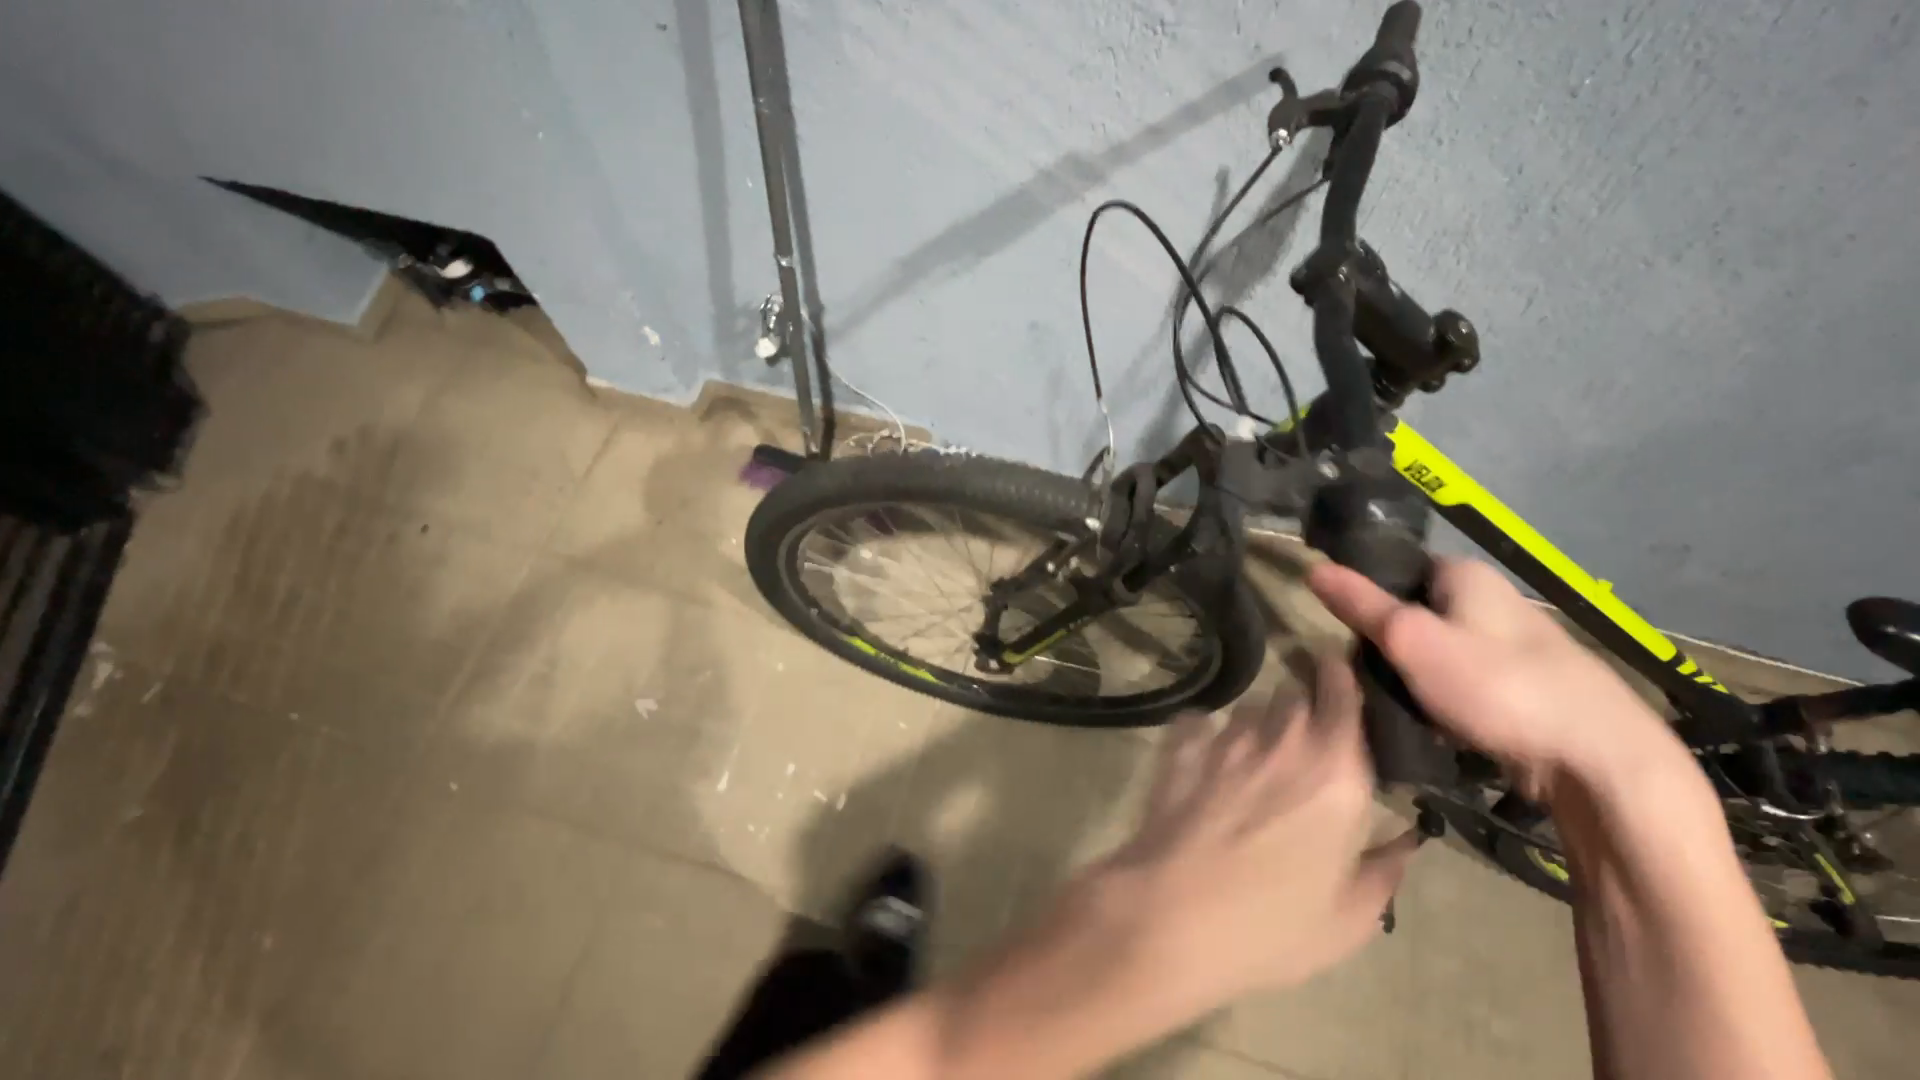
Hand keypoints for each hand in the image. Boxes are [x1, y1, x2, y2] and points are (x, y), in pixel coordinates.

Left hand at [1083, 658, 1415, 1007]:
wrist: (1170, 917)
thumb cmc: (1270, 927)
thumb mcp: (1347, 919)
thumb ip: (1382, 871)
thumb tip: (1406, 842)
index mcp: (1337, 774)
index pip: (1344, 695)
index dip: (1342, 677)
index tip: (1340, 672)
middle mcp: (1284, 742)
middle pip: (1295, 694)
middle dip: (1302, 707)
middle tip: (1303, 739)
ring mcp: (1226, 742)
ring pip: (1247, 708)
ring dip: (1256, 723)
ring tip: (1254, 754)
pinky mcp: (1179, 750)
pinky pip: (1197, 723)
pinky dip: (1203, 732)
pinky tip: (1203, 755)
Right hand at [1308, 557, 1684, 801]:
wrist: (1597, 758)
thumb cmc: (1498, 686)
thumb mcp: (1412, 641)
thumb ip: (1361, 606)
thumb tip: (1312, 568)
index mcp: (1466, 575)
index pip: (1395, 570)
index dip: (1363, 596)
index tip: (1338, 631)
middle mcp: (1490, 602)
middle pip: (1412, 614)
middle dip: (1383, 645)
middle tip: (1357, 677)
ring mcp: (1509, 648)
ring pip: (1433, 655)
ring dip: (1407, 680)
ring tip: (1384, 707)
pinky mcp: (1520, 690)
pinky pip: (1459, 687)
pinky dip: (1438, 703)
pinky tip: (1425, 727)